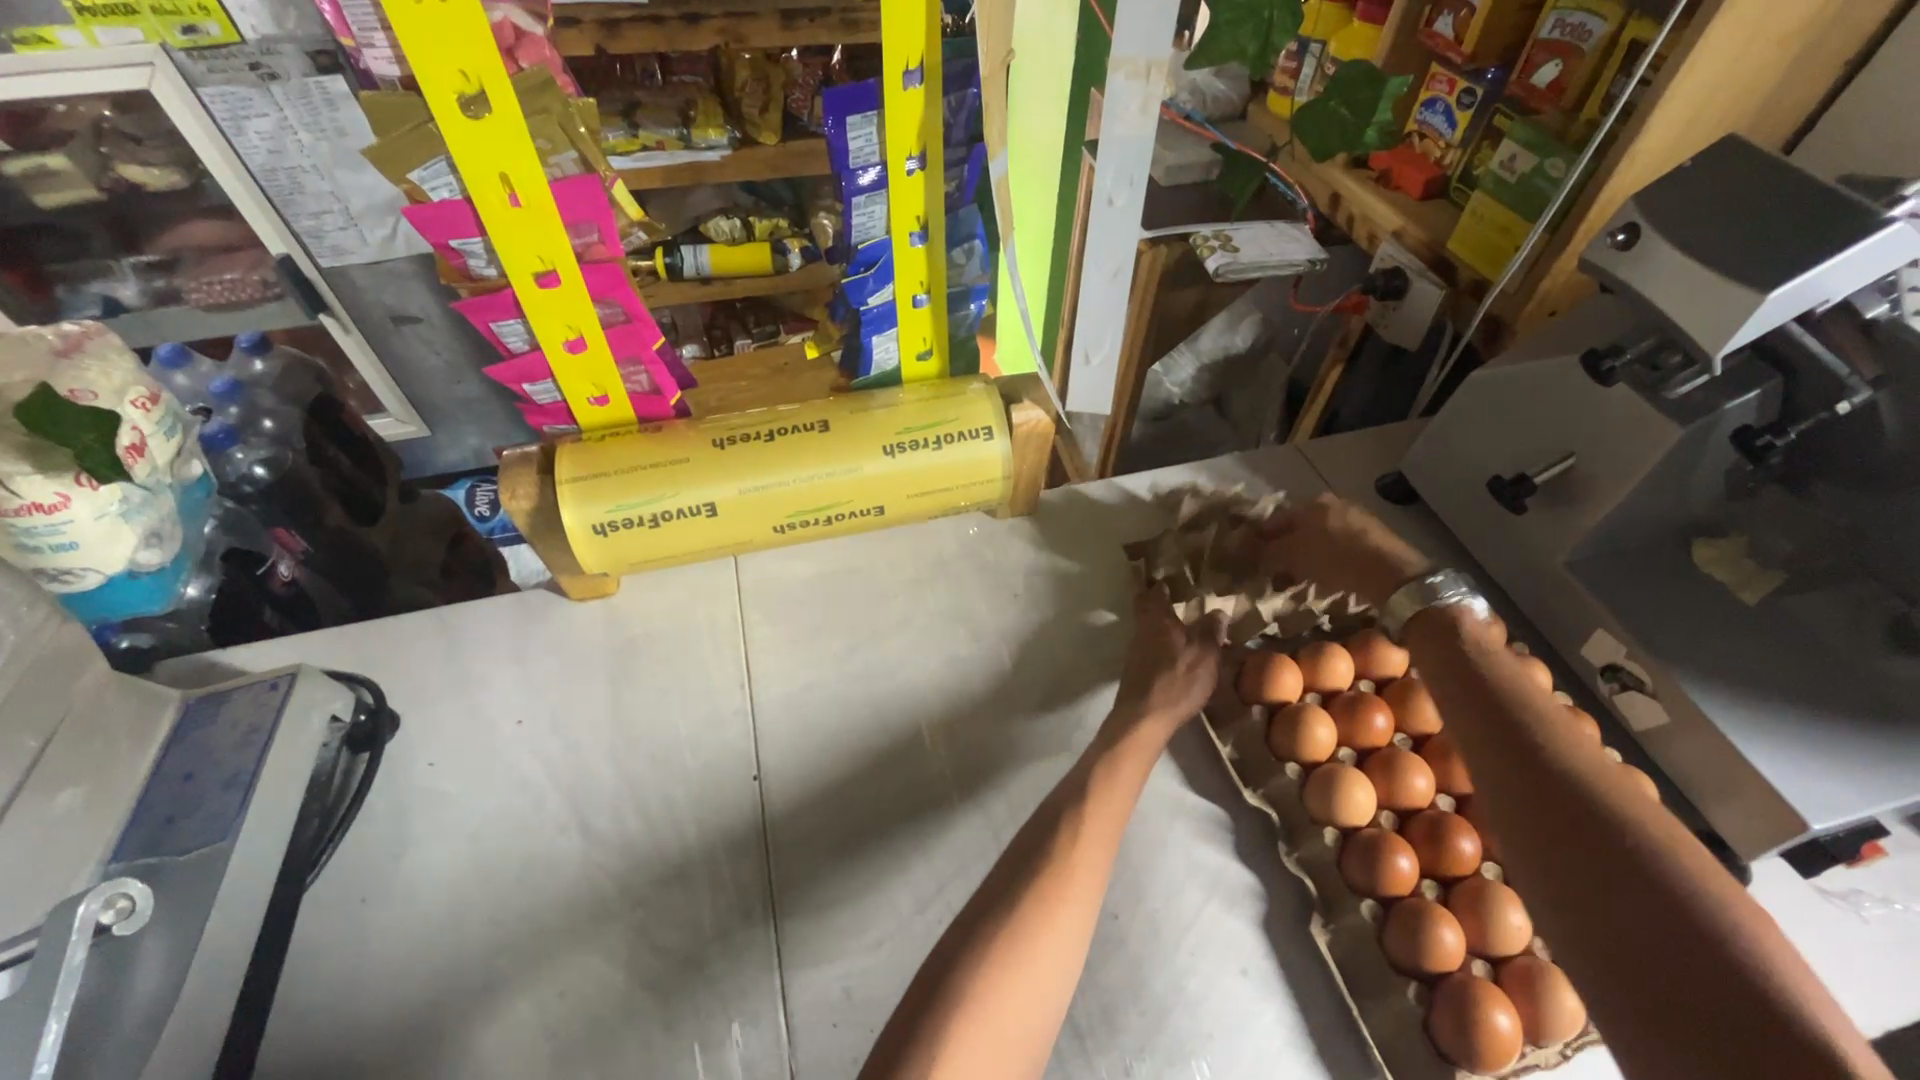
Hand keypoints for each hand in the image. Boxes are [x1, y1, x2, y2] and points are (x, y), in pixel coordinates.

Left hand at [1109, 583, 1226, 742]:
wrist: (1143, 717)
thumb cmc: (1177, 680)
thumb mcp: (1205, 655)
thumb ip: (1211, 631)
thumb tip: (1218, 611)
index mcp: (1157, 619)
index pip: (1154, 592)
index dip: (1160, 583)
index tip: (1169, 577)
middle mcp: (1141, 630)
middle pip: (1145, 609)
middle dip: (1157, 601)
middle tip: (1175, 597)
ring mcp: (1135, 651)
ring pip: (1146, 629)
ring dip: (1160, 625)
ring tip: (1181, 624)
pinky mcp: (1135, 671)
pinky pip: (1148, 647)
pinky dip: (1160, 644)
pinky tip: (1174, 653)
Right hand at [1260, 494, 1431, 608]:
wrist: (1392, 573)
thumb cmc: (1334, 559)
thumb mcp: (1291, 556)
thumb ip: (1264, 551)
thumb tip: (1241, 549)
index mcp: (1311, 503)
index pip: (1274, 520)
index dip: (1258, 541)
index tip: (1249, 562)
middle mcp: (1334, 505)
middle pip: (1298, 530)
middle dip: (1283, 553)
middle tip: (1273, 577)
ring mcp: (1357, 520)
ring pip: (1319, 541)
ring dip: (1303, 561)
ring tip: (1296, 584)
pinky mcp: (1374, 540)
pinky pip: (1339, 550)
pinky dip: (1326, 564)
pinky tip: (1325, 581)